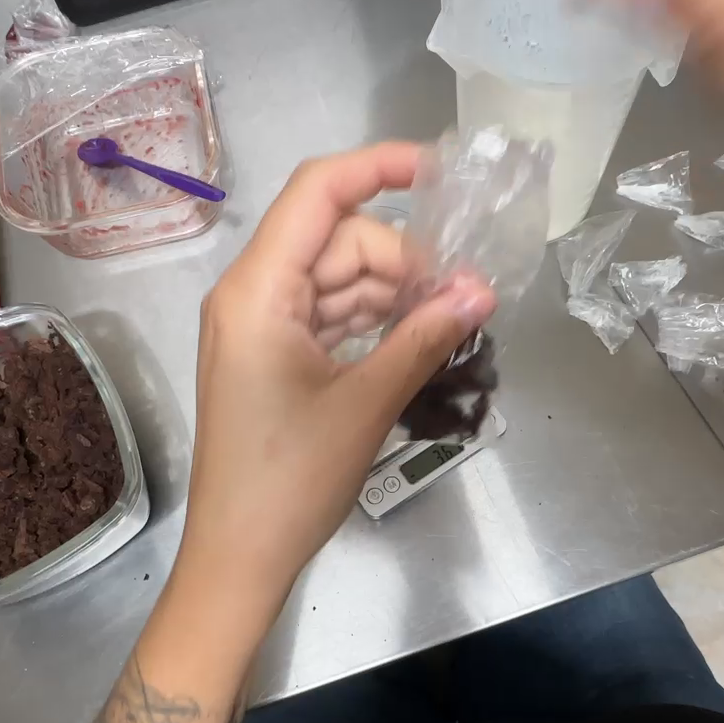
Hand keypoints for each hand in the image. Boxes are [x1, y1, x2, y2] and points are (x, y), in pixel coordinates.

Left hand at [178, 143, 495, 599]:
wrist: (240, 555)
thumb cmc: (291, 480)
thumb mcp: (366, 402)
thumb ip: (424, 337)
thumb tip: (483, 290)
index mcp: (258, 290)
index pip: (318, 193)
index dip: (379, 168)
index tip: (440, 172)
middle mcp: (252, 296)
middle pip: (337, 241)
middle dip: (400, 259)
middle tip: (460, 299)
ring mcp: (260, 330)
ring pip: (337, 281)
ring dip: (391, 294)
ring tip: (447, 321)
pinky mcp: (273, 360)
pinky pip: (328, 318)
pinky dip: (370, 322)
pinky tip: (413, 336)